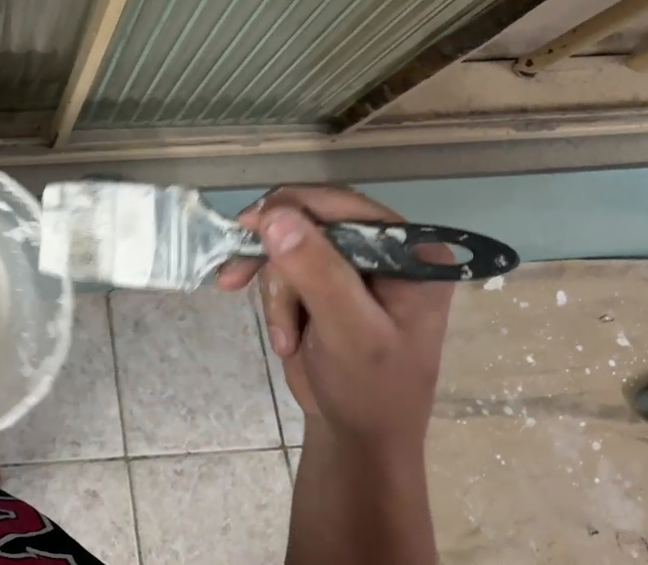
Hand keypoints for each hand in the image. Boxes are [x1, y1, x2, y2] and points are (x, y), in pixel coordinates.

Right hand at [215, 186, 450, 453]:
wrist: (357, 440)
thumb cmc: (369, 391)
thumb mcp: (348, 332)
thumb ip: (317, 272)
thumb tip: (275, 215)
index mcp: (413, 253)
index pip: (346, 206)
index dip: (294, 208)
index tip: (248, 225)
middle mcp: (386, 251)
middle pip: (311, 221)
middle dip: (277, 257)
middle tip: (235, 273)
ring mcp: (354, 267)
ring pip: (290, 244)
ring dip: (275, 289)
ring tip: (282, 336)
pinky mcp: (326, 284)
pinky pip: (284, 266)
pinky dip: (272, 297)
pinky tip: (280, 333)